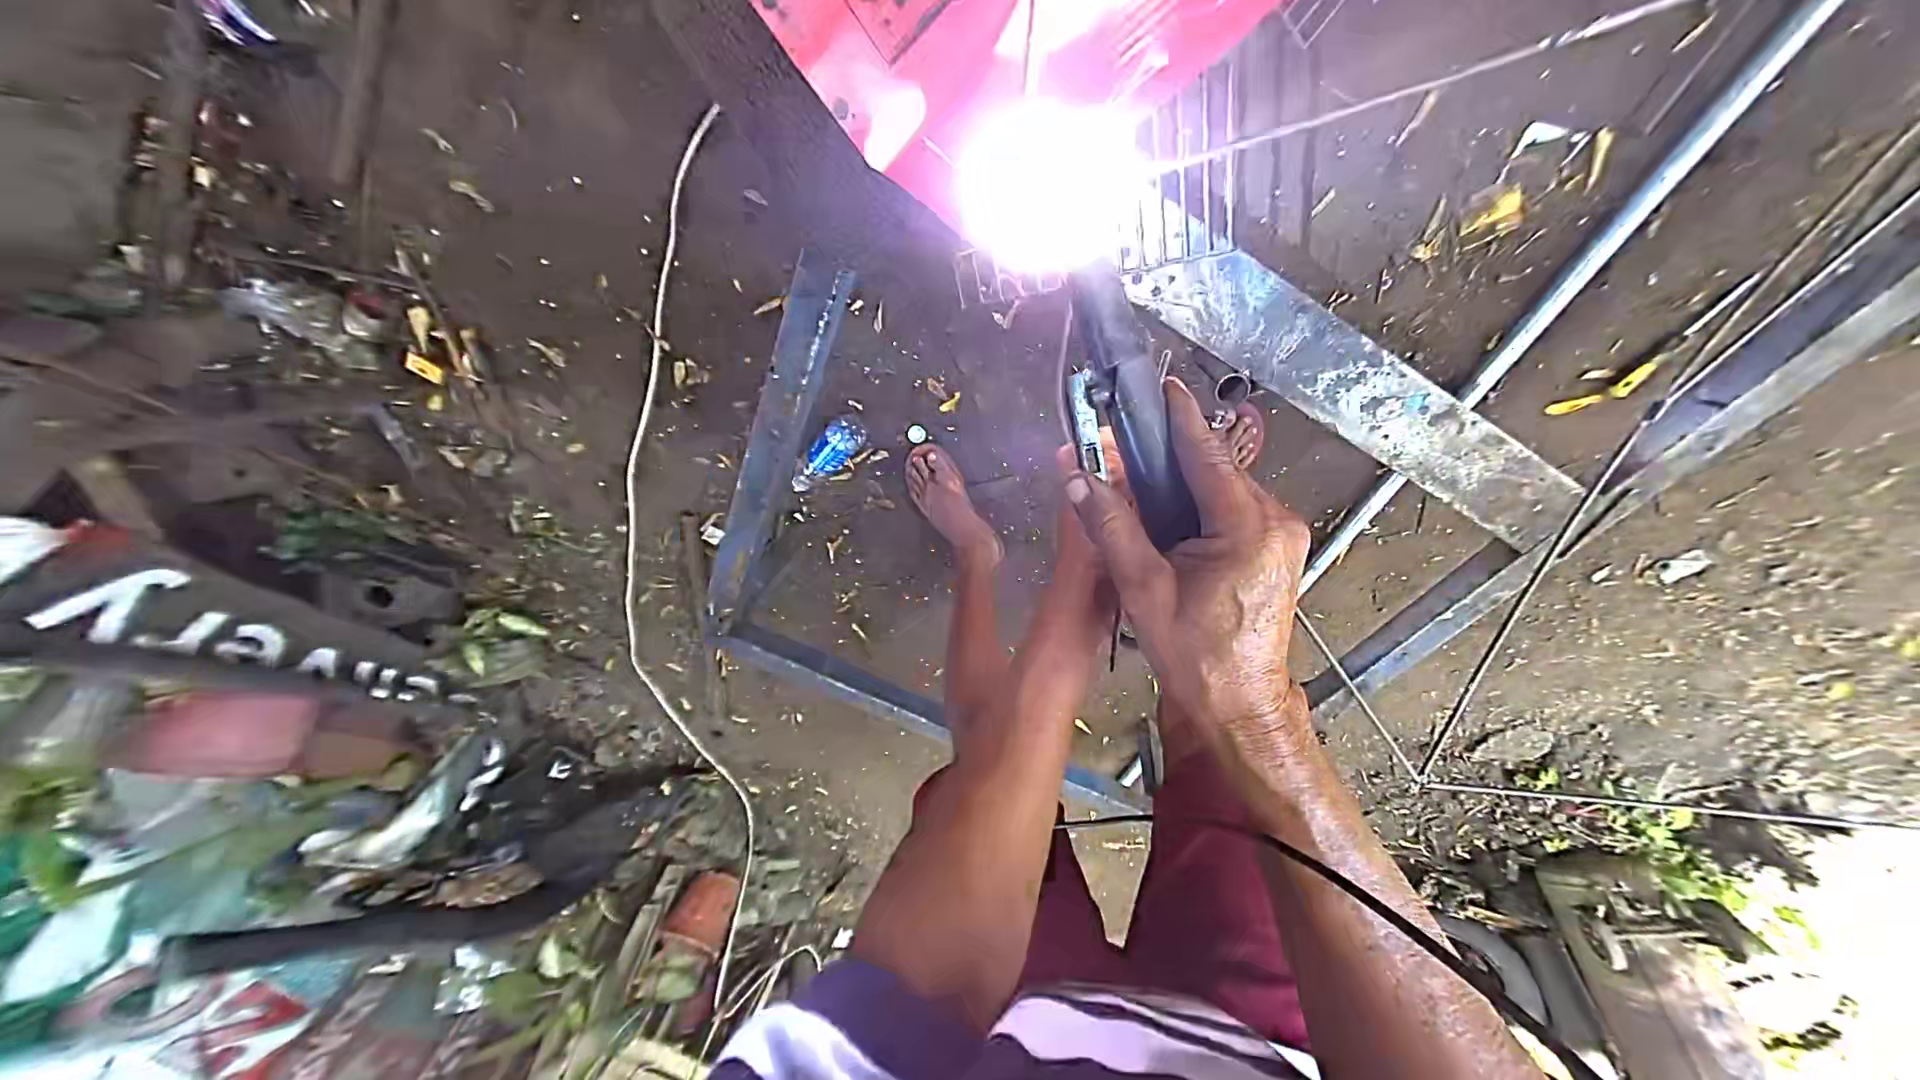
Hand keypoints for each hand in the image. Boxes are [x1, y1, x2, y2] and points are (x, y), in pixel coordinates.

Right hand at [1064, 379, 1310, 745]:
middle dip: (1169, 454)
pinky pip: (1234, 508)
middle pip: (1215, 468)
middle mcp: (1275, 521)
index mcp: (1246, 527)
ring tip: (1139, 482)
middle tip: (1125, 446)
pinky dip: (1200, 503)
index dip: (1179, 416)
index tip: (1161, 386)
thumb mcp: (1143, 588)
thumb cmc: (1194, 654)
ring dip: (1184, 480)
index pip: (1206, 454)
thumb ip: (1112, 527)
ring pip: (1225, 488)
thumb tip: (1078, 479)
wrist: (1239, 703)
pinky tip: (1170, 513)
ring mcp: (1281, 534)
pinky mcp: (1277, 548)